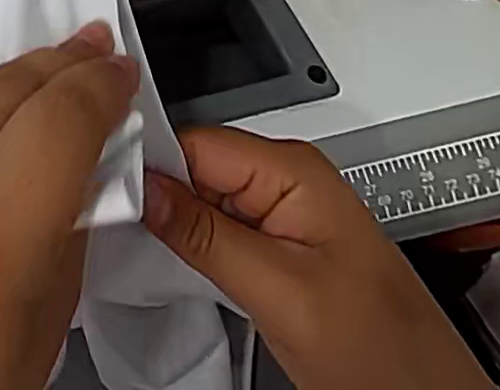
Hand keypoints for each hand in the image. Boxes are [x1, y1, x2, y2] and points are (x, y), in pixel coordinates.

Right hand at [143, 129, 492, 389]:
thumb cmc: (388, 355)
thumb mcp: (283, 293)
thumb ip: (206, 235)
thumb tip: (144, 188)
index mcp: (291, 169)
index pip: (193, 143)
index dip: (148, 165)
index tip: (110, 189)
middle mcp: (281, 176)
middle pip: (191, 163)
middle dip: (157, 193)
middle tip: (120, 223)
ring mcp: (276, 205)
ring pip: (197, 192)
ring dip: (171, 218)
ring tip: (147, 244)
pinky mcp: (270, 234)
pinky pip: (213, 219)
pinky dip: (188, 236)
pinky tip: (174, 254)